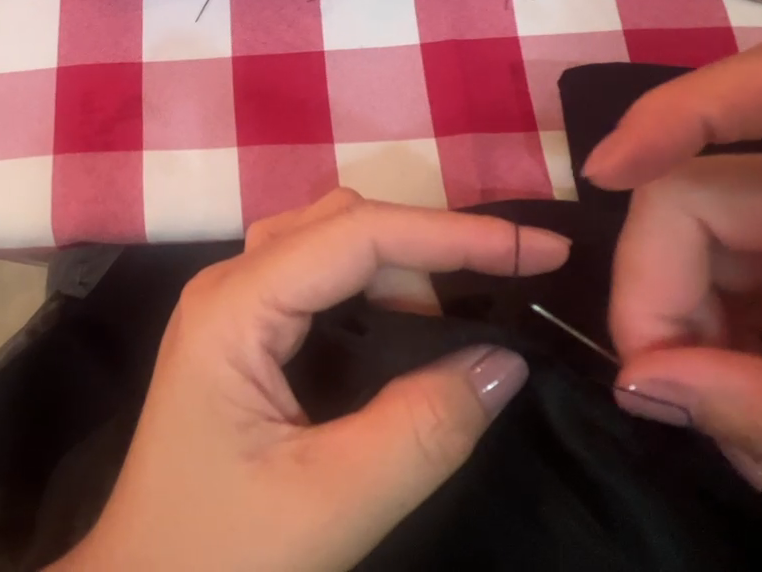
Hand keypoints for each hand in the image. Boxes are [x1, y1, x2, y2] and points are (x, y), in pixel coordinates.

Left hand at [54, 189, 571, 571]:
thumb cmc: (217, 551)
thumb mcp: (331, 502)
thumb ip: (423, 429)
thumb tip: (505, 359)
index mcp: (234, 306)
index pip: (356, 233)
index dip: (454, 233)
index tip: (544, 250)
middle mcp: (228, 284)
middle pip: (341, 221)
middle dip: (431, 241)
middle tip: (516, 282)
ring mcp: (230, 304)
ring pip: (329, 242)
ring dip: (403, 263)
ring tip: (471, 312)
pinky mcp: (241, 331)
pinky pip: (316, 277)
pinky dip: (375, 288)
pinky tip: (411, 326)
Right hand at [587, 28, 761, 571]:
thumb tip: (637, 386)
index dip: (694, 106)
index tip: (606, 173)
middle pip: (716, 190)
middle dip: (661, 287)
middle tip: (660, 392)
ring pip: (709, 245)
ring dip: (685, 333)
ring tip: (734, 444)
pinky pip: (737, 293)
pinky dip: (716, 355)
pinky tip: (750, 431)